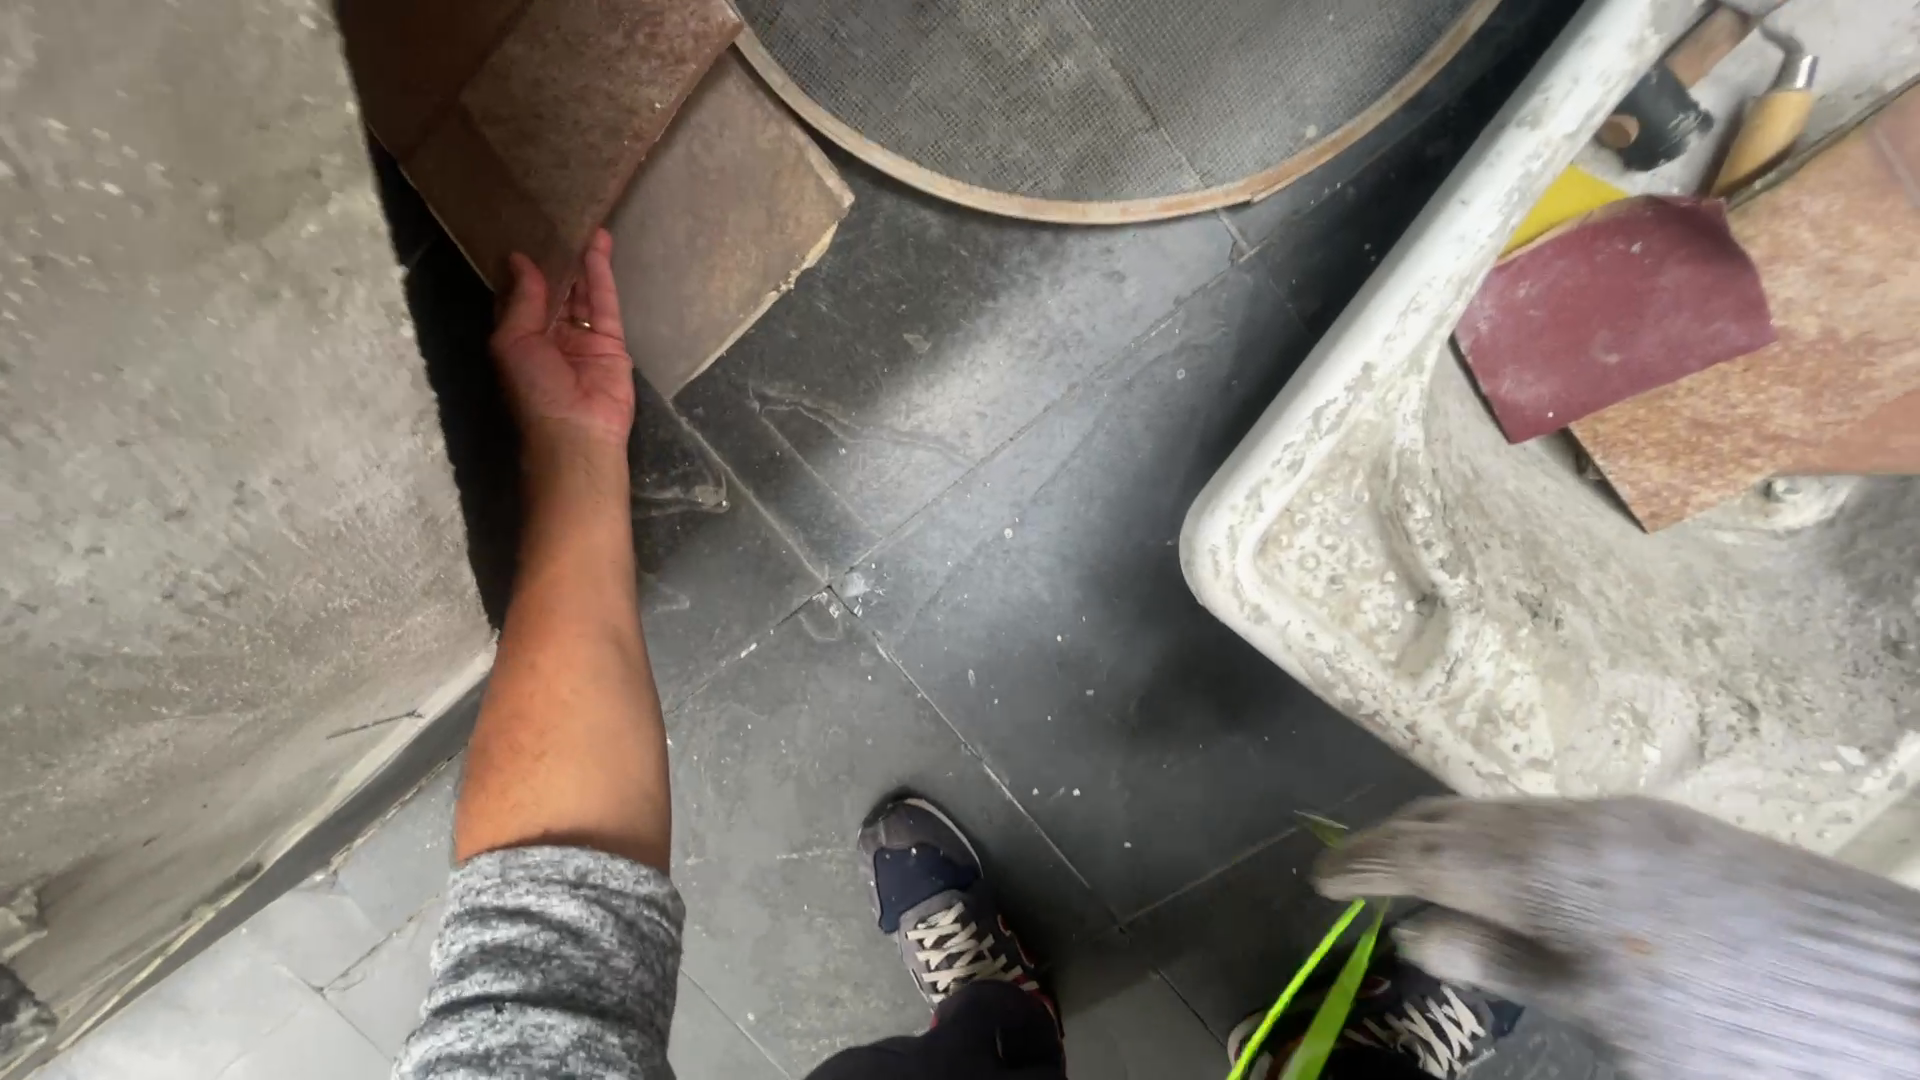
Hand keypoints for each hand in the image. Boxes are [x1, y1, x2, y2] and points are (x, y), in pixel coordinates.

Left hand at [490, 229, 635, 455]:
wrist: (576, 429)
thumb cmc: (534, 389)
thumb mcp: (512, 341)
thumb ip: (521, 300)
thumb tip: (520, 259)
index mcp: (522, 337)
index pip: (522, 294)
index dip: (524, 267)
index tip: (522, 232)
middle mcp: (553, 334)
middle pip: (556, 290)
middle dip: (556, 260)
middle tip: (556, 221)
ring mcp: (585, 337)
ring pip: (582, 292)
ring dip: (581, 261)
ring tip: (581, 225)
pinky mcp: (613, 341)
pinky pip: (605, 304)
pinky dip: (601, 276)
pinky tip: (598, 248)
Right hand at [1316, 796, 1919, 1079]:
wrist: (1912, 996)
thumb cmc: (1736, 1030)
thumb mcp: (1605, 1019)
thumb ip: (1498, 962)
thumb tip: (1411, 932)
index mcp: (1540, 873)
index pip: (1417, 857)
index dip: (1359, 865)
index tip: (1317, 877)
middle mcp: (1560, 824)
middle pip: (1444, 819)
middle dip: (1387, 841)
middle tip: (1351, 866)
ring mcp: (1609, 815)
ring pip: (1489, 812)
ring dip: (1437, 834)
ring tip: (1411, 864)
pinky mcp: (1653, 820)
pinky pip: (1537, 815)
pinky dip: (1490, 835)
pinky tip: (1497, 864)